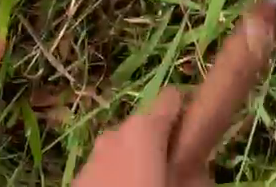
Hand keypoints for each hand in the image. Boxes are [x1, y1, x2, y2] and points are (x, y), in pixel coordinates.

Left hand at [73, 88, 190, 186]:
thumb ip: (194, 173)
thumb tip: (198, 169)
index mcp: (144, 129)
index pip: (172, 98)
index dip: (184, 117)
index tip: (190, 143)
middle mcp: (116, 132)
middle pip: (147, 127)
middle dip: (159, 147)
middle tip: (169, 176)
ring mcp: (93, 155)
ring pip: (123, 149)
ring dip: (135, 165)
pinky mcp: (77, 178)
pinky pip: (105, 169)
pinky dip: (114, 180)